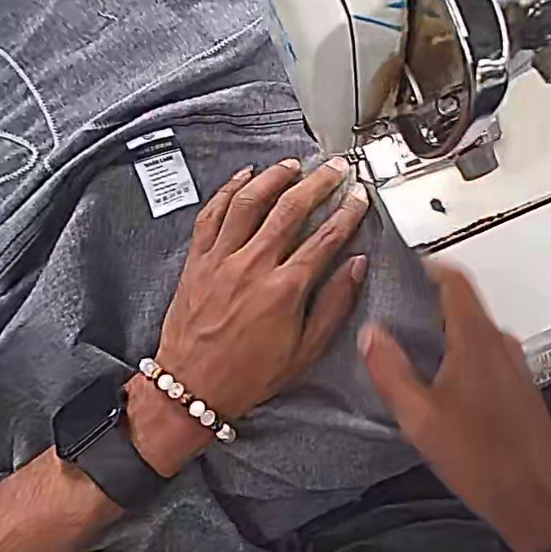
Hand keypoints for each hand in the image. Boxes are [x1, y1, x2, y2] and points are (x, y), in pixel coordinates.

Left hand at [130, 157, 370, 473]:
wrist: (192, 387)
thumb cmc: (248, 374)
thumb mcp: (304, 351)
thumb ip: (334, 305)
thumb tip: (356, 266)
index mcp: (284, 290)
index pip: (324, 238)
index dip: (347, 213)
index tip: (359, 198)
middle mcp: (252, 266)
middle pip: (290, 209)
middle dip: (317, 183)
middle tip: (334, 169)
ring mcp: (221, 259)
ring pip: (249, 202)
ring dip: (274, 177)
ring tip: (292, 164)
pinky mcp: (197, 260)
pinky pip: (212, 214)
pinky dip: (228, 190)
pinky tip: (243, 177)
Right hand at [360, 263, 550, 551]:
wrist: (534, 500)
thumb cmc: (482, 460)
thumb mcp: (419, 416)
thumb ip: (390, 370)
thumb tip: (371, 335)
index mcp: (476, 342)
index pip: (456, 282)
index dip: (431, 267)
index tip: (411, 265)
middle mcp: (501, 345)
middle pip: (466, 303)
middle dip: (433, 300)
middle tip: (403, 308)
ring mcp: (515, 364)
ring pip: (477, 329)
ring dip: (449, 328)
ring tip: (418, 345)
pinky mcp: (521, 385)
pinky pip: (489, 351)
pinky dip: (465, 350)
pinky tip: (446, 380)